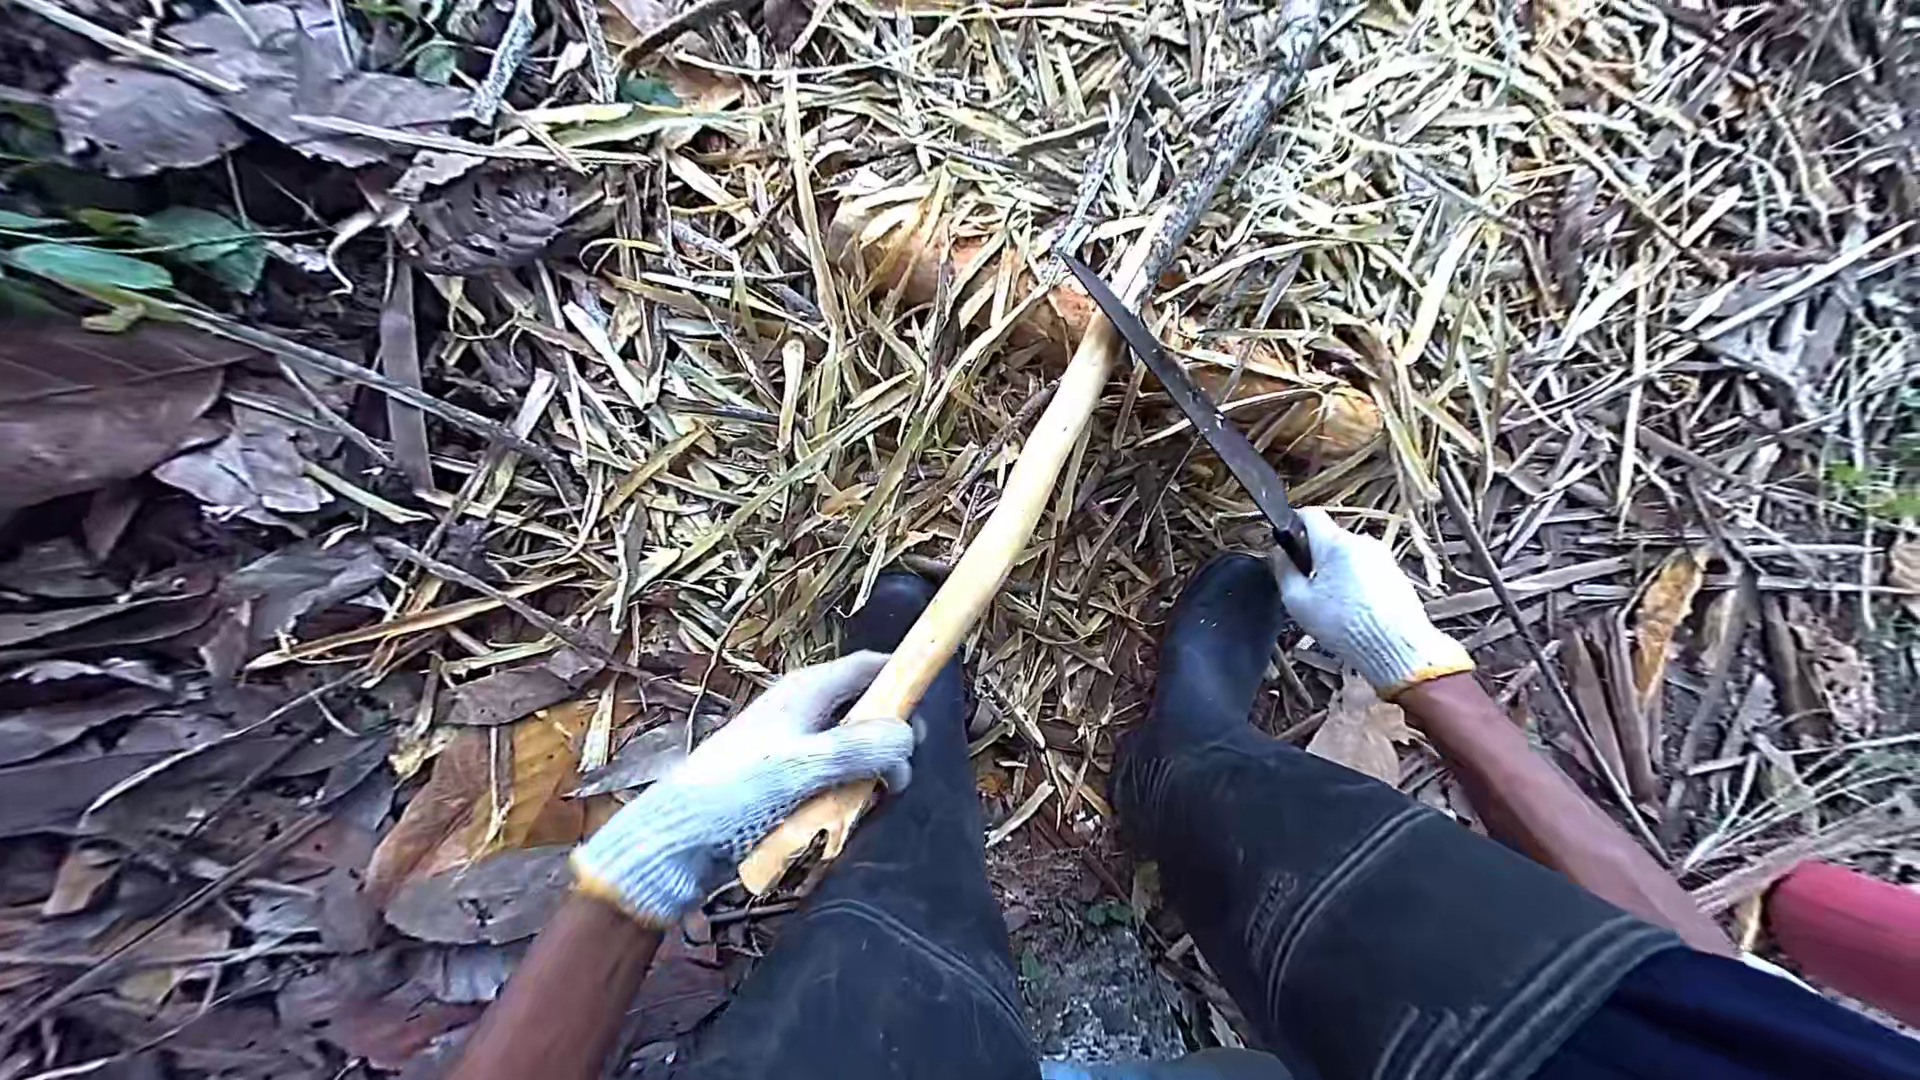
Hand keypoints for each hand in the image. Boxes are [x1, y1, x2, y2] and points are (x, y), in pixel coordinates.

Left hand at [572, 651, 912, 924]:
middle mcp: (805, 708)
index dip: (903, 674)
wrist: (673, 841)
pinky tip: (849, 813)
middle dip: (891, 736)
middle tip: (902, 771)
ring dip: (872, 767)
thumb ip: (860, 748)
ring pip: (854, 743)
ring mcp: (796, 742)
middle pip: (866, 707)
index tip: (932, 697)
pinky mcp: (789, 775)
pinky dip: (850, 786)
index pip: (869, 666)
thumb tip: (909, 735)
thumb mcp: (804, 768)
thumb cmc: (736, 791)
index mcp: (808, 690)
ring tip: (876, 799)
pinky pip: (835, 771)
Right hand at [1268, 507, 1473, 697]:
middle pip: (1328, 538)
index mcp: (1335, 543)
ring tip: (1329, 602)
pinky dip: (1352, 581)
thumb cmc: (1342, 623)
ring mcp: (1382, 557)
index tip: (1285, 543)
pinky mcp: (1396, 574)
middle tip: (1304, 586)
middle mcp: (1362, 543)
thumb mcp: (1296, 599)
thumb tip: (1280, 554)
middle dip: (1313, 556)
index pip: (1310, 514)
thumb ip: (1283, 569)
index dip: (1293, 524)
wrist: (1396, 649)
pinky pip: (1364, 568)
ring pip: (1346, 555)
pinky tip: (1350, 608)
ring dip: (1333, 570)